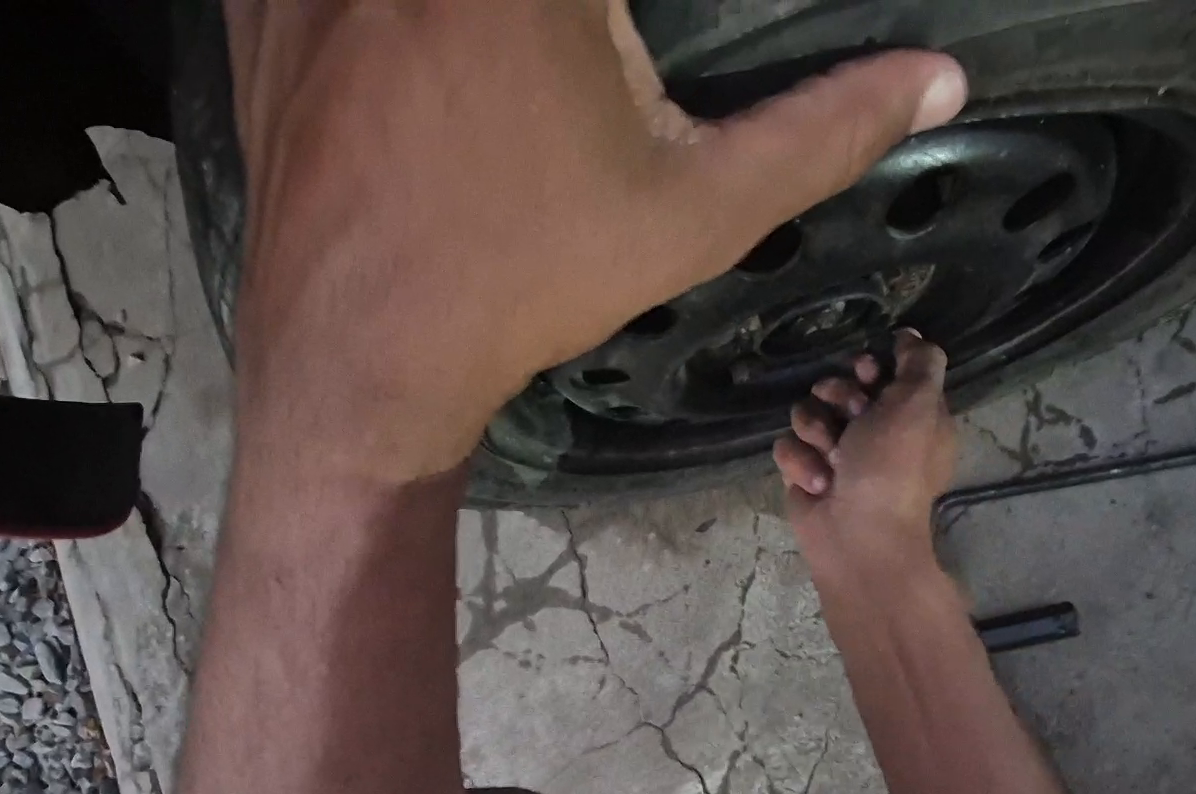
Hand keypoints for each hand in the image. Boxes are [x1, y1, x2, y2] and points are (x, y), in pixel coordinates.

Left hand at [222, 0, 965, 481]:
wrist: (368, 356)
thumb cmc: (532, 283)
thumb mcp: (693, 213)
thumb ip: (818, 132)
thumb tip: (938, 79)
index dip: (629, 18)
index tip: (628, 54)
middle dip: (570, 28)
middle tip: (583, 68)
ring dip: (497, 33)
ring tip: (510, 106)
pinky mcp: (257, 2)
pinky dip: (388, 19)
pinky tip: (426, 67)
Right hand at [775, 329, 955, 570]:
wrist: (856, 533)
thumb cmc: (892, 467)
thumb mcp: (919, 403)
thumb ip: (920, 361)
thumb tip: (908, 335)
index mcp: (907, 415)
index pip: (880, 370)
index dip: (869, 367)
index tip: (868, 375)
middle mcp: (871, 431)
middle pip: (837, 386)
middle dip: (838, 397)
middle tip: (851, 418)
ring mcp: (834, 452)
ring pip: (806, 412)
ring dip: (817, 431)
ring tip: (832, 458)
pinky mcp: (803, 472)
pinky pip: (787, 446)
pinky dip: (801, 463)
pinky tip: (818, 482)